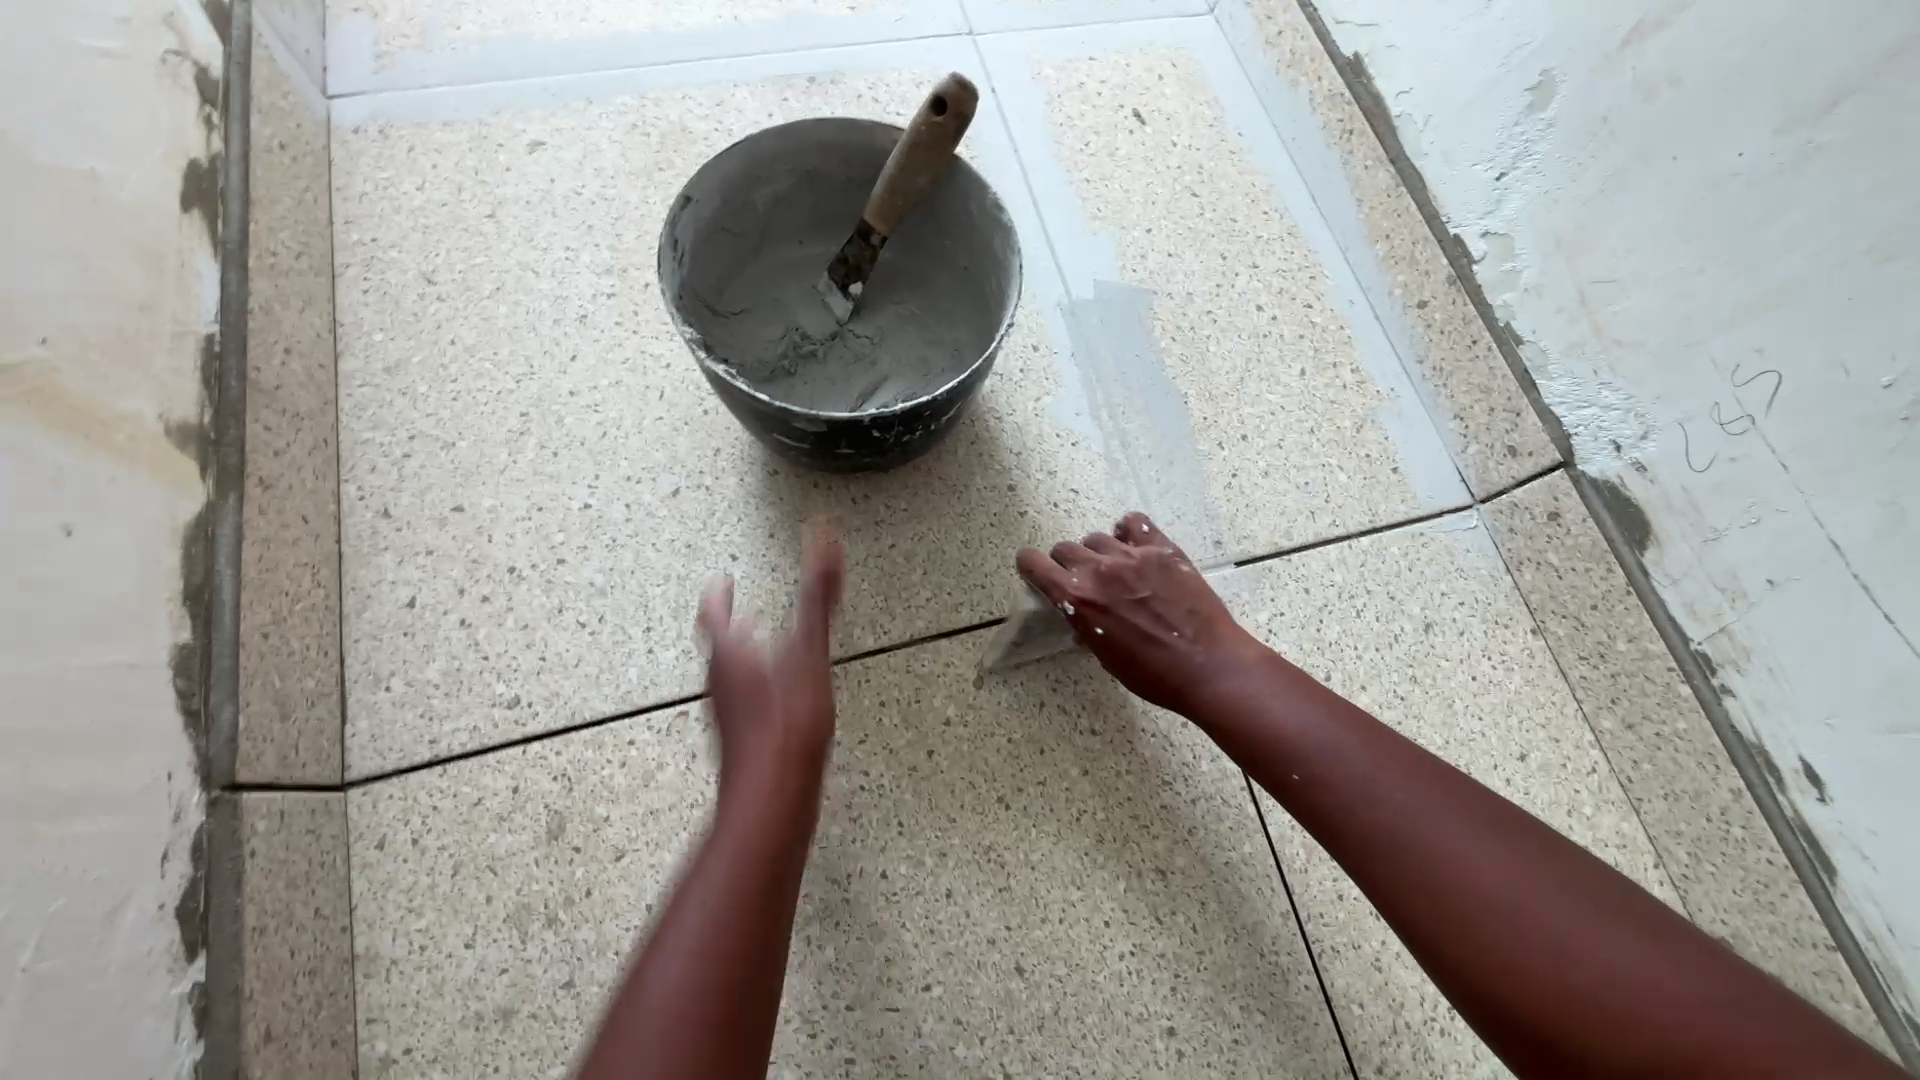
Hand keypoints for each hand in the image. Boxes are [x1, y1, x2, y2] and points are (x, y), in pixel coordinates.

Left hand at [697, 522, 845, 797]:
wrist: (773, 795)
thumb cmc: (787, 722)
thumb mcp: (809, 648)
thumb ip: (818, 593)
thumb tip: (823, 534)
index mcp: (731, 653)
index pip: (714, 614)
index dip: (717, 596)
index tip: (721, 583)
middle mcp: (721, 683)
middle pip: (717, 646)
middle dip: (728, 627)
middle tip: (737, 614)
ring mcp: (728, 716)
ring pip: (727, 677)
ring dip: (739, 658)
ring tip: (755, 650)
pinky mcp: (742, 743)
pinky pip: (741, 705)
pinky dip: (753, 689)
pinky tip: (772, 702)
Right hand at [1016, 512, 1269, 717]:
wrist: (1208, 667)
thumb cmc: (1153, 674)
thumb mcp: (1106, 657)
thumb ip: (1086, 628)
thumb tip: (1083, 621)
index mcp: (1077, 598)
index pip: (1035, 564)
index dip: (1030, 566)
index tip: (1033, 568)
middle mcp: (1099, 569)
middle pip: (1066, 548)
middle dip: (1066, 562)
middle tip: (1081, 579)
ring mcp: (1132, 555)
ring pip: (1097, 537)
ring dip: (1098, 551)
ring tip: (1113, 568)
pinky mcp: (1163, 549)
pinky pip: (1135, 522)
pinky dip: (1128, 530)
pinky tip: (1133, 543)